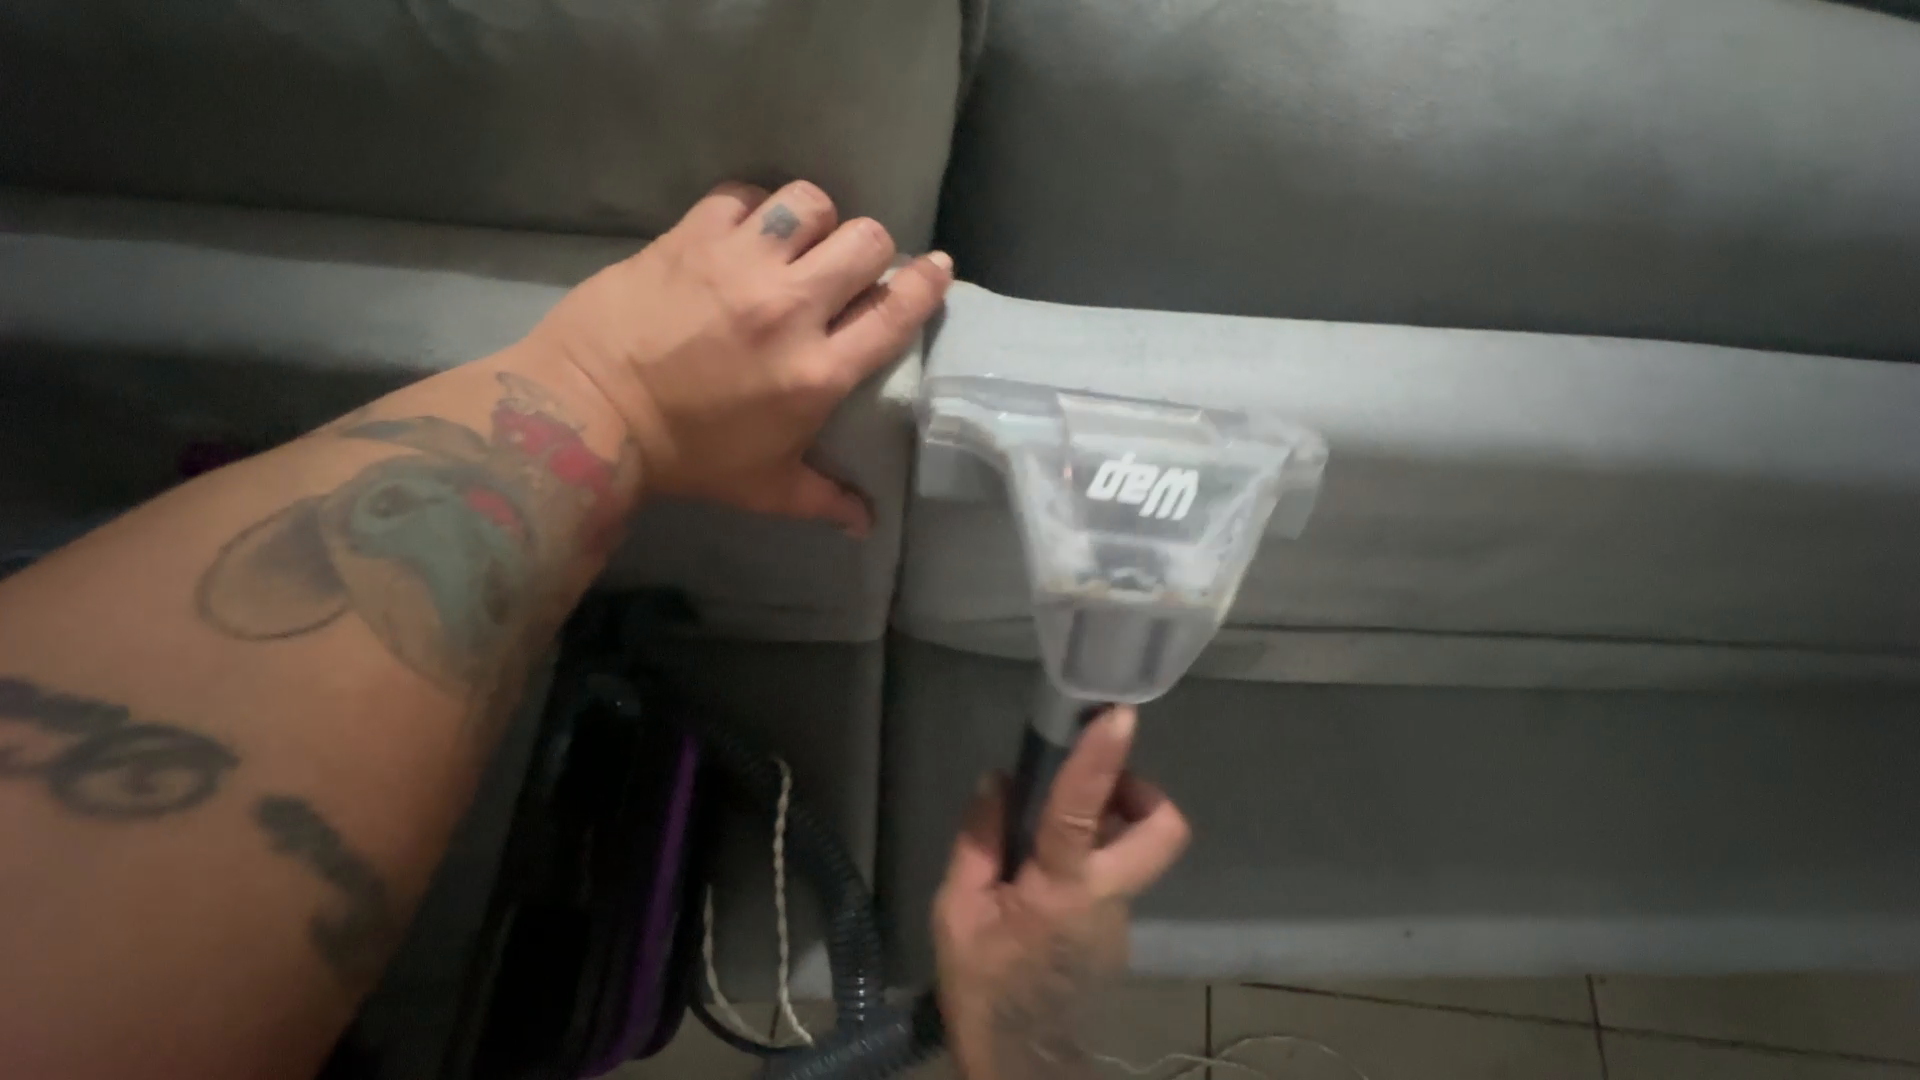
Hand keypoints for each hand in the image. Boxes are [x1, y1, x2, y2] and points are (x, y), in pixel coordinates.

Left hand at [525, 180, 952, 535]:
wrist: (591, 414)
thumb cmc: (689, 458)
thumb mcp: (767, 489)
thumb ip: (827, 501)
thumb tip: (868, 528)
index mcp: (819, 372)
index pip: (894, 313)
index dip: (927, 284)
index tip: (938, 268)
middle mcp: (791, 308)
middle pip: (865, 242)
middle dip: (871, 251)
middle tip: (850, 270)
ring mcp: (740, 265)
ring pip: (810, 203)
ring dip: (816, 220)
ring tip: (799, 242)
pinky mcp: (692, 236)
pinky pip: (744, 196)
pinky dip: (754, 209)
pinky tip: (745, 233)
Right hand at [934, 707, 1190, 1079]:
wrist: (1021, 1064)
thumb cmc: (982, 986)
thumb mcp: (956, 912)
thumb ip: (978, 840)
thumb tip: (1000, 781)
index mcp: (1060, 891)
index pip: (1082, 813)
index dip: (1101, 760)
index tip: (1117, 716)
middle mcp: (1108, 898)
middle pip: (1162, 831)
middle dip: (1141, 791)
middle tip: (1094, 785)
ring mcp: (1124, 915)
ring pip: (1137, 847)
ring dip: (1108, 821)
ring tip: (1046, 831)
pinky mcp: (1121, 926)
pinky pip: (1117, 869)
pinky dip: (1093, 852)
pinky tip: (1046, 872)